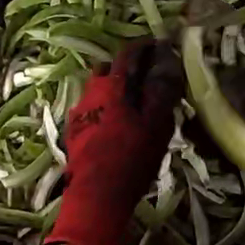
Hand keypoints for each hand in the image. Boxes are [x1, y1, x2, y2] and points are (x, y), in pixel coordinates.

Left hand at [45, 40, 184, 244]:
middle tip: (151, 75)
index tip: (162, 46)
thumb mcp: (157, 124)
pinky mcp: (75, 130)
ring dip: (117, 87)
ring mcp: (79, 111)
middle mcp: (91, 91)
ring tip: (137, 101)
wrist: (95, 198)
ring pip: (99, 87)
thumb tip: (169, 61)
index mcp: (113, 86)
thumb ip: (162, 90)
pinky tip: (119, 122)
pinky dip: (108, 105)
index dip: (147, 46)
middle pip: (110, 67)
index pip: (130, 53)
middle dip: (130, 66)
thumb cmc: (131, 159)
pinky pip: (93, 106)